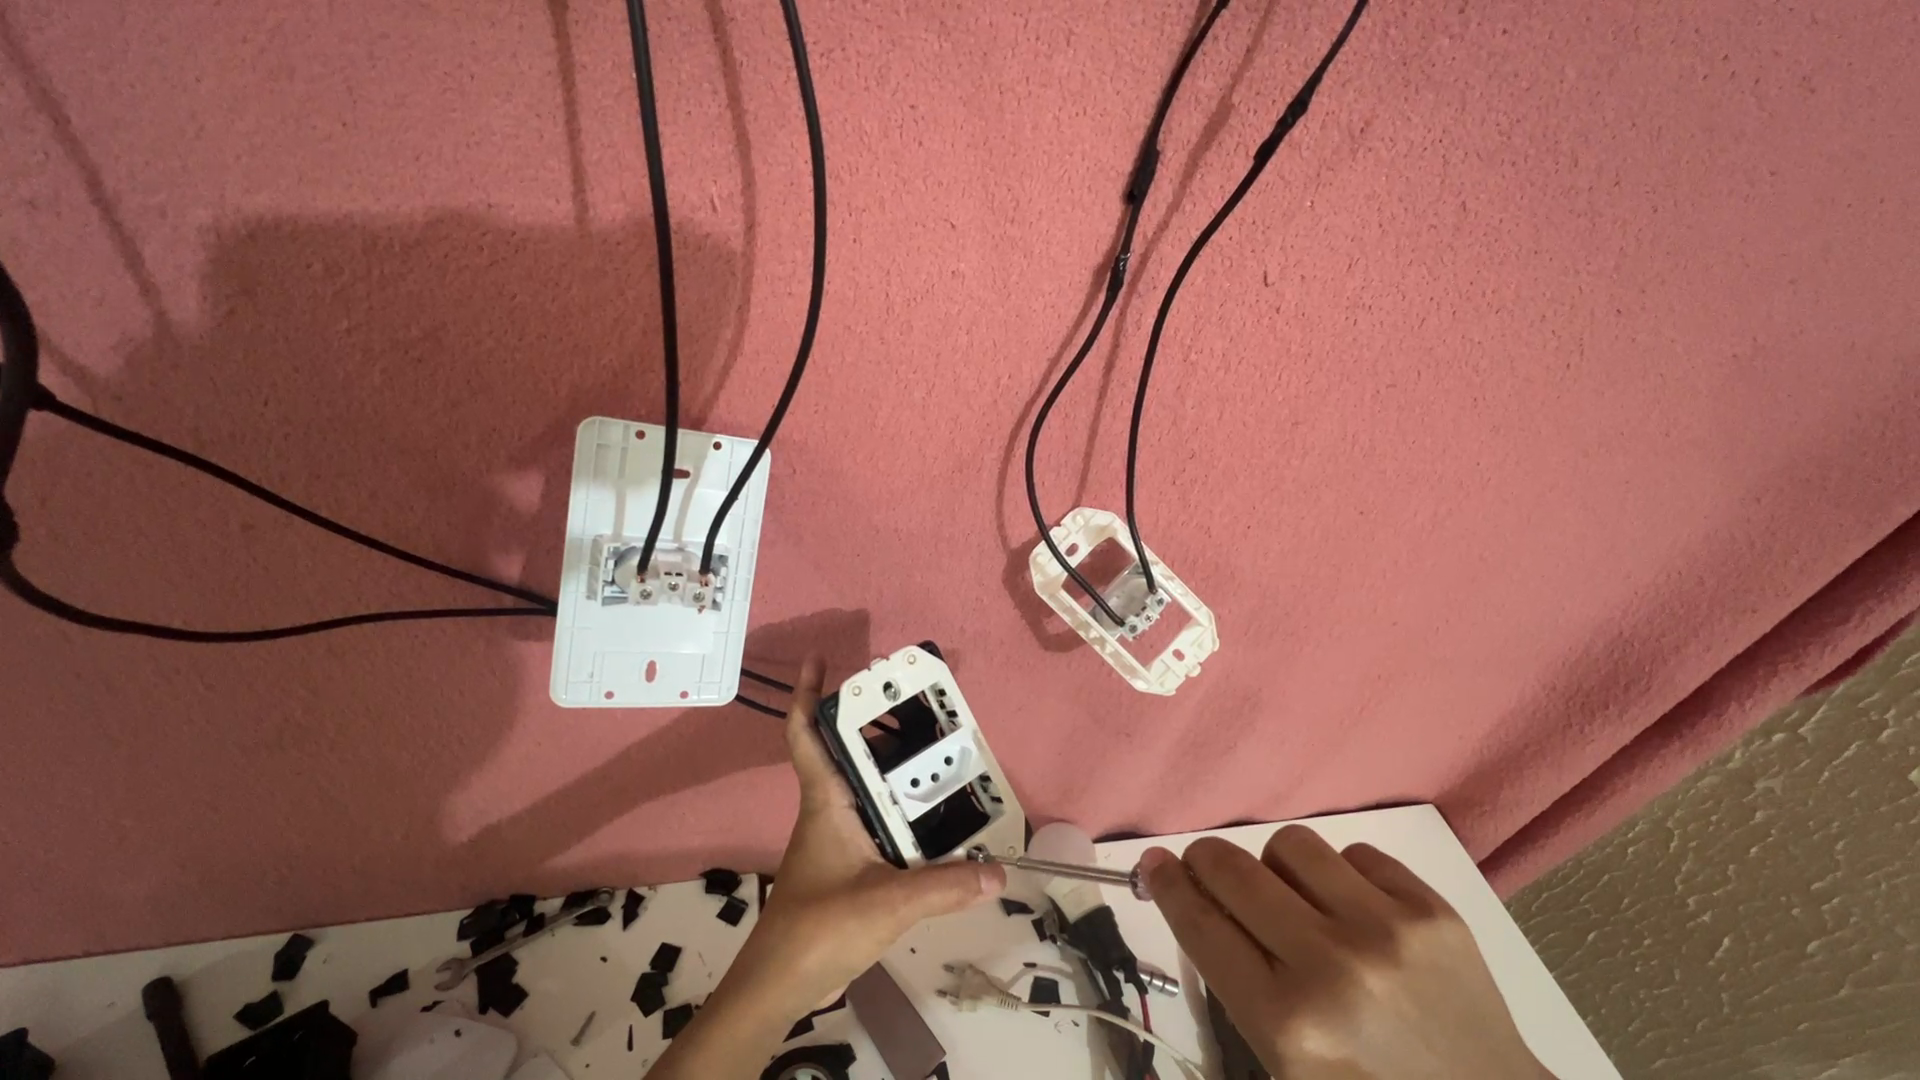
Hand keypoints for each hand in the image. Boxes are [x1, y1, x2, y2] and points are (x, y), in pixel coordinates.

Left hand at [648, 658, 1005, 1078]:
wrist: (781, 983)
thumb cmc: (820, 927)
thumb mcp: (888, 902)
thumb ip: (945, 885)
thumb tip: (999, 871)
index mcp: (827, 804)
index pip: (807, 737)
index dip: (809, 696)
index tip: (819, 660)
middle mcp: (829, 812)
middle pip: (846, 754)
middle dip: (874, 724)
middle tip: (914, 703)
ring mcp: (836, 840)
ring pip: (865, 789)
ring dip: (893, 769)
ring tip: (937, 755)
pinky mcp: (847, 866)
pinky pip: (877, 824)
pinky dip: (902, 812)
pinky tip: (934, 821)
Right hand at [1139, 827, 1552, 1079]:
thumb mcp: (1283, 1064)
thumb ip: (1235, 982)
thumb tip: (1195, 898)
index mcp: (1287, 1024)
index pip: (1200, 924)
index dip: (1167, 885)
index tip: (1154, 864)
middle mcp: (1333, 966)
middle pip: (1233, 870)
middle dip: (1205, 861)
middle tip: (1205, 869)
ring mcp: (1389, 930)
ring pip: (1290, 844)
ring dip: (1275, 866)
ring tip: (1292, 897)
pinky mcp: (1435, 910)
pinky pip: (1355, 852)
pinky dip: (1340, 873)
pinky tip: (1352, 909)